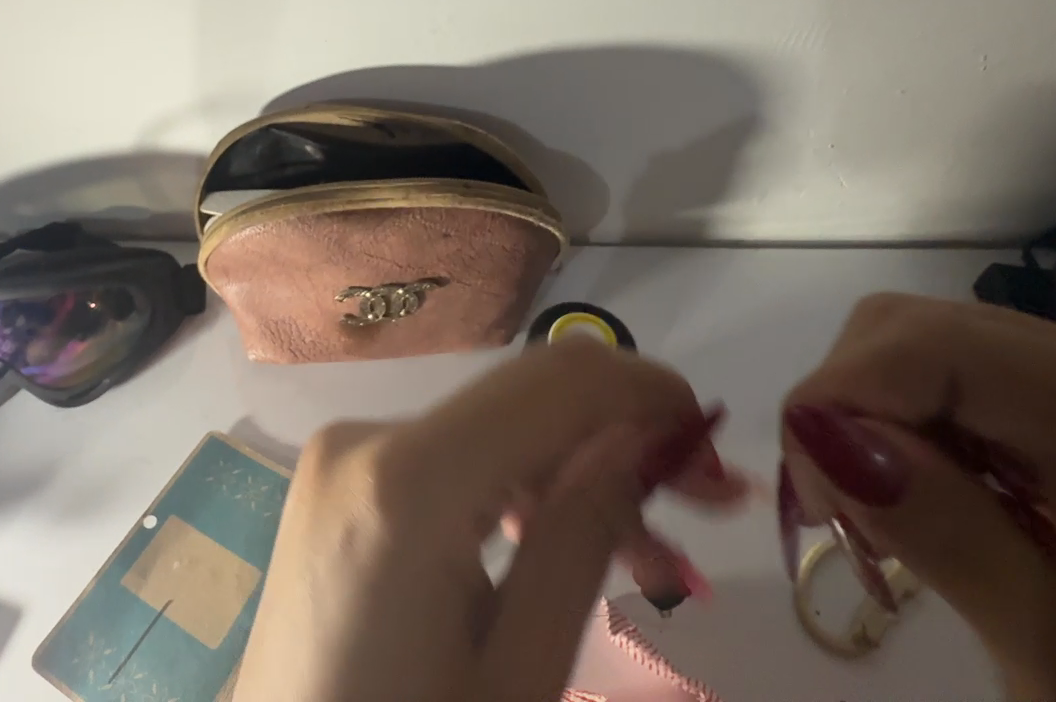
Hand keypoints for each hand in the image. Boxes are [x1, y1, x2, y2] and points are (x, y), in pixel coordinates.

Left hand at [235, 341, 749, 701]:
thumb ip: (582, 534)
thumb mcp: (517, 671)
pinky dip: (516, 480)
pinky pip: (451, 452)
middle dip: (621, 433)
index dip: (646, 392)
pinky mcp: (343, 472)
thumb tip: (643, 438)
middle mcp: (365, 436)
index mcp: (406, 484)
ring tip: (648, 547)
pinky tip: (557, 532)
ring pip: (492, 425)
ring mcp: (346, 449)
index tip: (712, 441)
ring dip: (574, 464)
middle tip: (705, 503)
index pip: (555, 384)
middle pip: (524, 398)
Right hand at [779, 293, 1055, 700]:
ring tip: (898, 523)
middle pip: (929, 328)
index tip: (813, 501)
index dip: (840, 397)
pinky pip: (976, 381)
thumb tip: (818, 432)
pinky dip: (924, 432)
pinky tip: (948, 508)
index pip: (941, 344)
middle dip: (853, 410)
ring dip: (881, 421)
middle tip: (853, 523)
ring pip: (938, 346)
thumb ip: (951, 541)